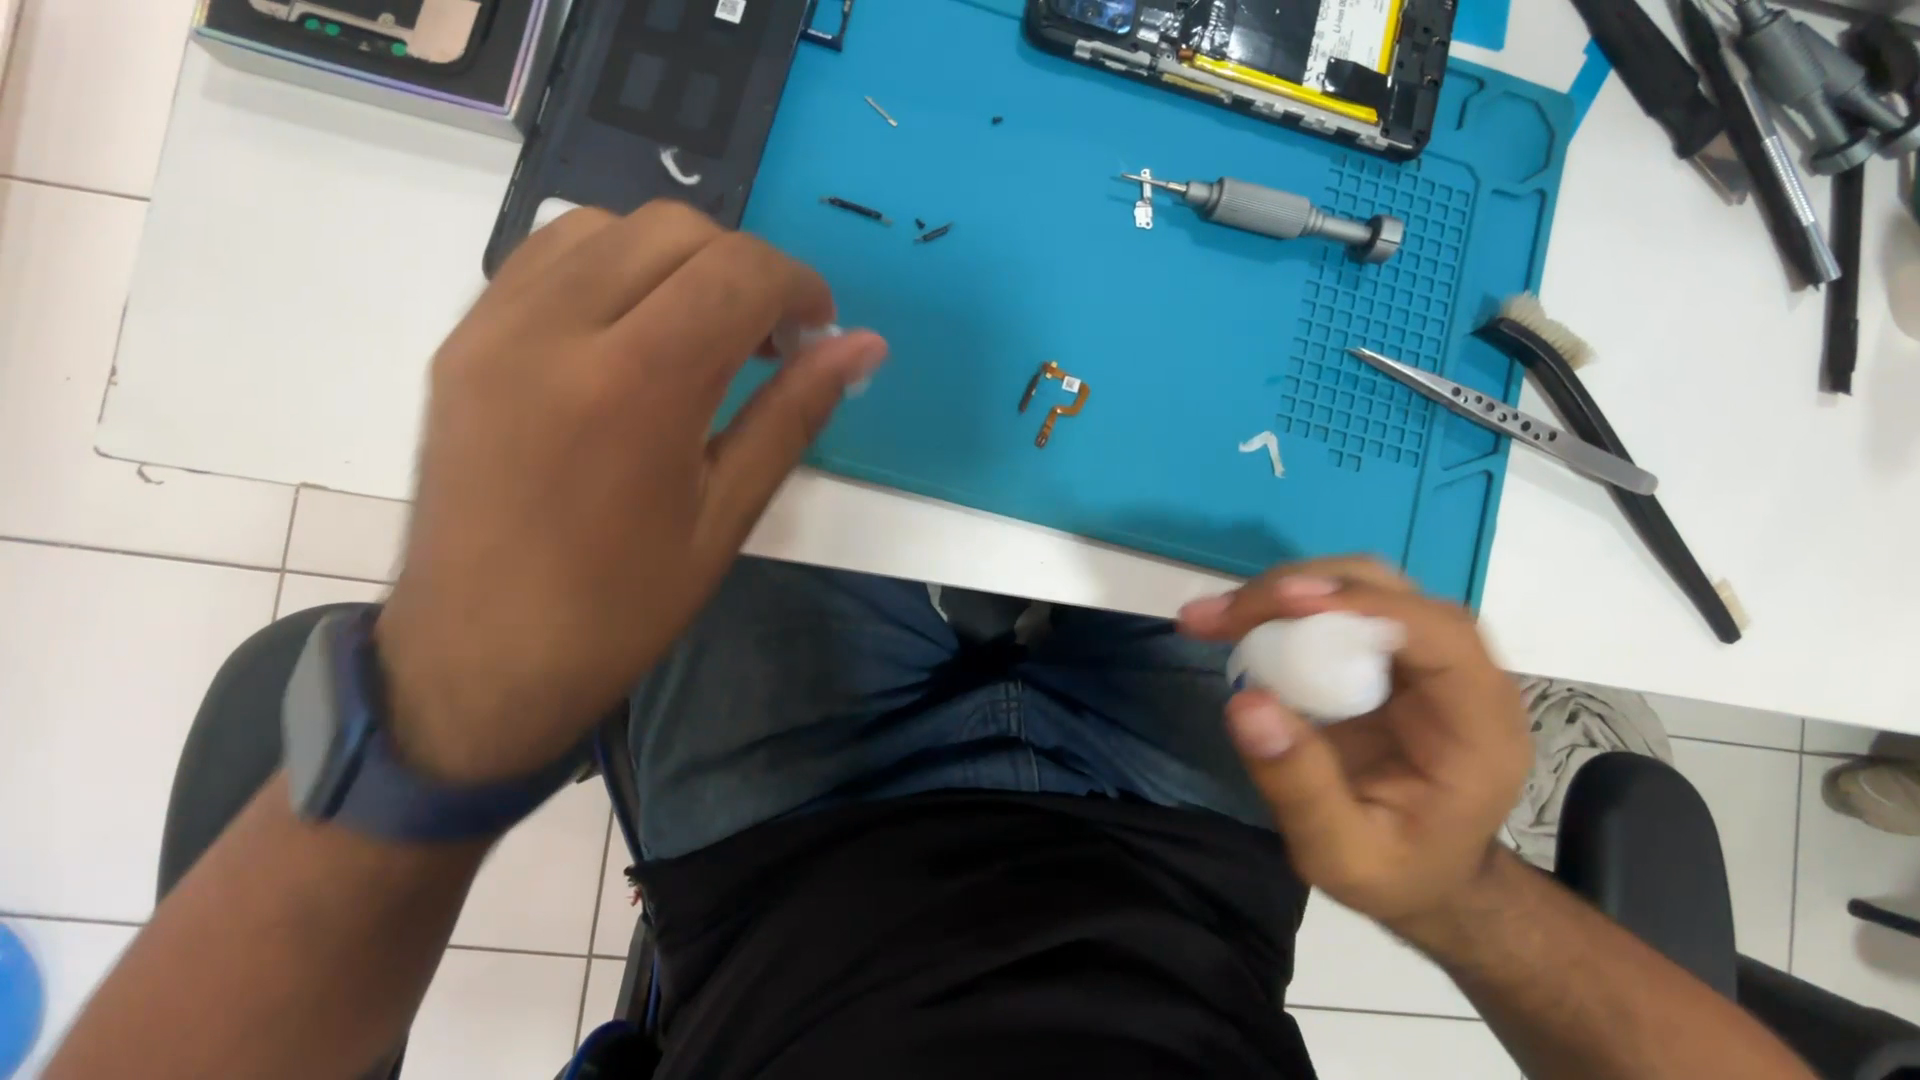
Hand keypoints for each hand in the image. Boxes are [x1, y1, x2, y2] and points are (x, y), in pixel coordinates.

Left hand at [374, 201, 888, 782]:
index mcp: (636, 386)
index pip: (737, 272)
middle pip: (675, 231)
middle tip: (767, 340)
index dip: (797, 285)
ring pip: (607, 226)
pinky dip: (610, 266)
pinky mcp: (462, 340)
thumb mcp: (727, 515)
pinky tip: (632, 330)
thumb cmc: (621, 608)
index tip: (817, 329)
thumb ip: (794, 413)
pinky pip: (546, 257)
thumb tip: (864, 346)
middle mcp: (556, 330)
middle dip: (743, 269)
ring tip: (699, 331)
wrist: (479, 659)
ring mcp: (494, 327)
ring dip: (676, 260)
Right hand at [1178, 558, 1529, 937]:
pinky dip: (1279, 610)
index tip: (1286, 602)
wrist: (1428, 879)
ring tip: (1209, 619)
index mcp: (1478, 728)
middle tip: (1220, 616)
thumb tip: (1244, 702)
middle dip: (1302, 590)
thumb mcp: (1343, 856)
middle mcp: (1460, 676)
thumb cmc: (1397, 875)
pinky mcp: (1384, 657)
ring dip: (1281, 593)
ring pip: (1358, 588)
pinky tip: (1230, 627)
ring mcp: (1421, 660)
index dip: (1367, 605)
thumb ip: (1301, 787)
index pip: (1441, 635)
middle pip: (1391, 594)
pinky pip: (1334, 611)